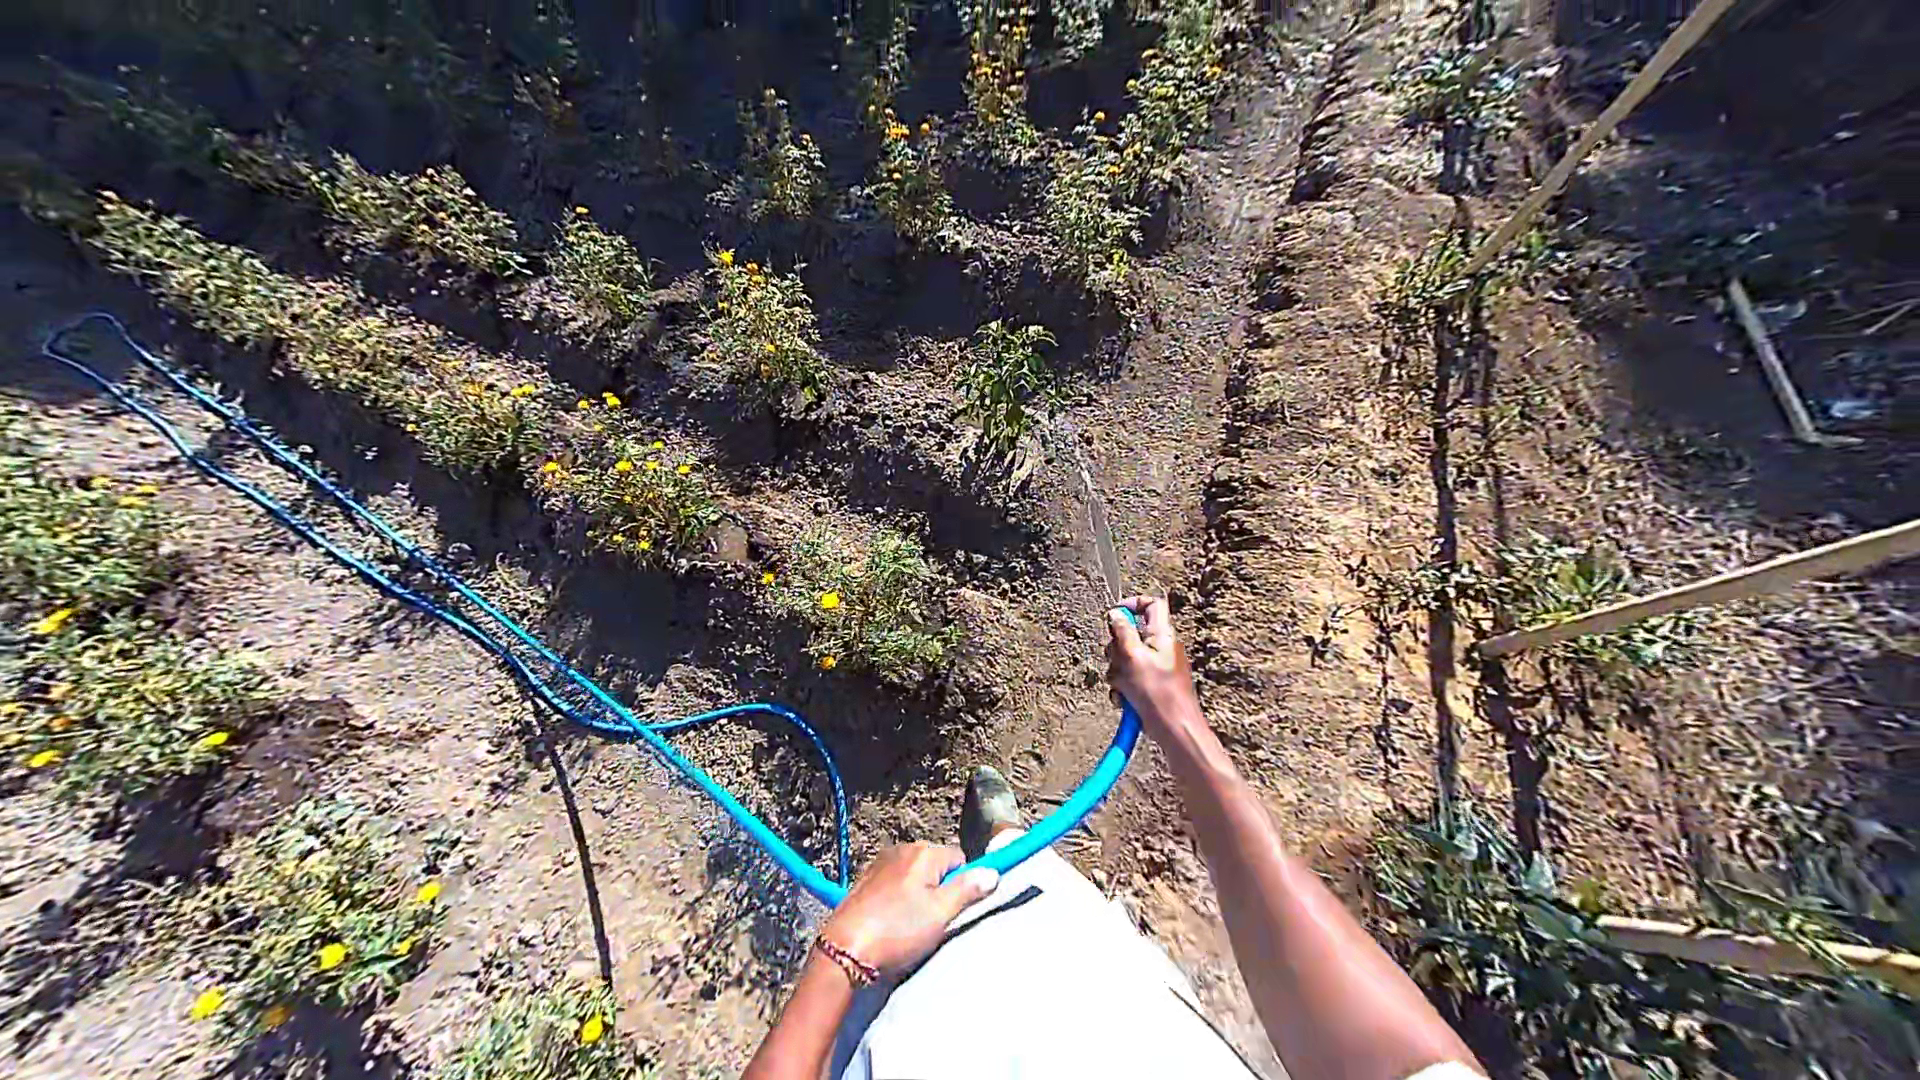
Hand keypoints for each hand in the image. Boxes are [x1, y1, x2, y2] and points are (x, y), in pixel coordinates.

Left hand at [820, 843, 998, 975]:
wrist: (845, 949)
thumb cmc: (897, 931)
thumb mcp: (940, 914)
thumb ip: (968, 890)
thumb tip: (992, 872)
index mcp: (924, 852)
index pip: (959, 859)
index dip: (962, 884)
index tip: (953, 909)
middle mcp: (903, 848)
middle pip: (936, 865)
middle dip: (939, 888)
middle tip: (931, 920)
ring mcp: (882, 862)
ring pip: (915, 874)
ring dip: (918, 893)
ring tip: (909, 924)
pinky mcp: (866, 878)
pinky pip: (895, 881)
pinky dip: (899, 896)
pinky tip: (891, 919)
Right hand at [1107, 595, 1203, 738]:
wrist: (1174, 729)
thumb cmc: (1158, 694)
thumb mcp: (1133, 657)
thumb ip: (1122, 632)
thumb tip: (1115, 613)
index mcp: (1162, 635)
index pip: (1152, 604)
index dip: (1132, 604)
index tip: (1114, 617)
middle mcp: (1160, 647)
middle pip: (1130, 634)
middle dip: (1116, 648)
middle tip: (1118, 661)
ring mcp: (1155, 666)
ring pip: (1124, 658)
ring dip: (1117, 672)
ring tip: (1123, 686)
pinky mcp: (1149, 684)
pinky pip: (1127, 678)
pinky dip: (1122, 687)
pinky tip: (1124, 700)